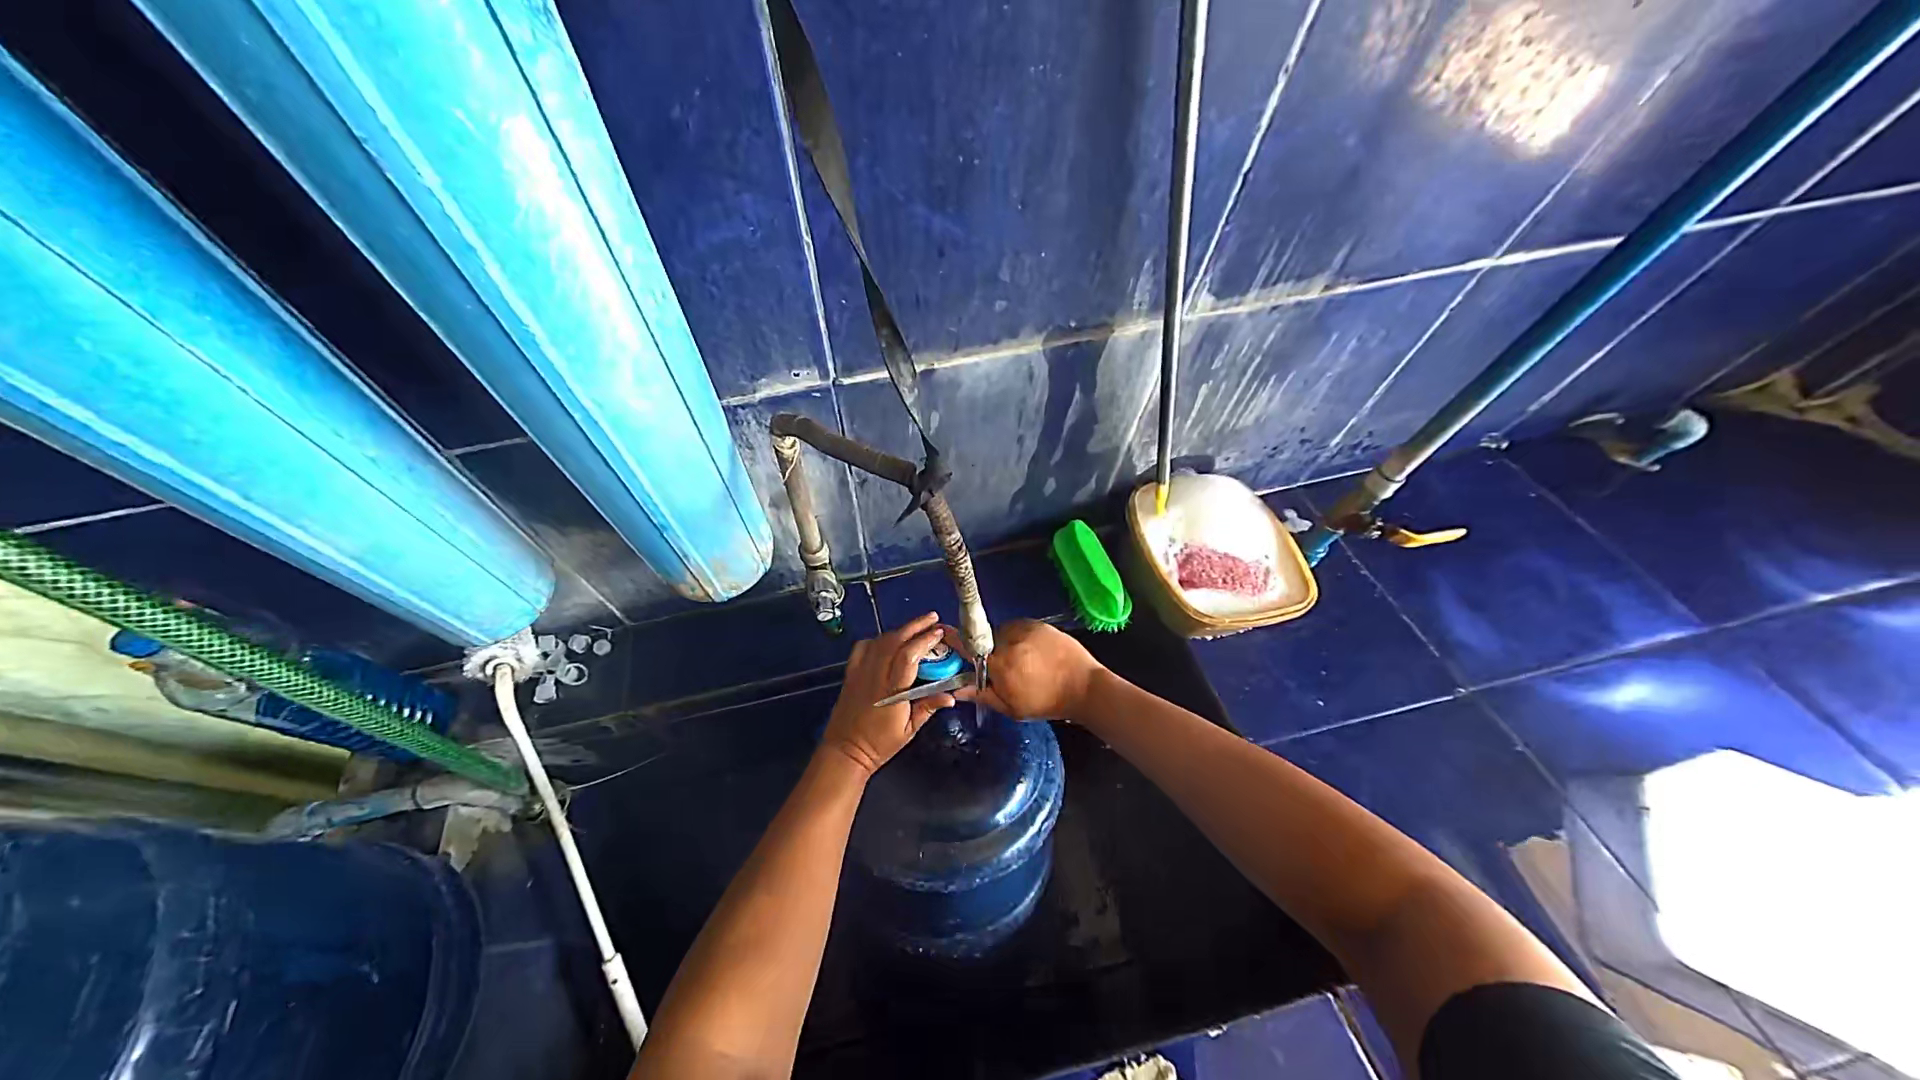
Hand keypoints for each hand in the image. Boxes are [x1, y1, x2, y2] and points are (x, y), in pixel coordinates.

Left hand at [820, 612, 952, 776]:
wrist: (845, 751)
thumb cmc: (879, 744)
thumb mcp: (909, 731)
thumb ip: (928, 708)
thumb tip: (950, 696)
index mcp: (891, 691)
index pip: (908, 656)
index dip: (924, 641)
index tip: (939, 632)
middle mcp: (874, 676)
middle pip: (894, 641)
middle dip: (915, 626)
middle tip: (932, 618)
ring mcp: (860, 672)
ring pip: (880, 641)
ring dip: (900, 630)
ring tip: (917, 626)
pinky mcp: (851, 673)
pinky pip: (863, 647)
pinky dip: (877, 639)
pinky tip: (888, 640)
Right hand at [954, 619, 1103, 720]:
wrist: (1084, 687)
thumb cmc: (1047, 701)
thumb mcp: (1012, 707)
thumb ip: (983, 695)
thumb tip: (956, 689)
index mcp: (1001, 665)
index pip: (967, 647)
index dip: (953, 640)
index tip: (943, 635)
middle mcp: (1010, 641)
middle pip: (986, 640)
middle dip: (988, 651)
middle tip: (1002, 667)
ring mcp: (1026, 630)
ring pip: (1003, 632)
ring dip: (1004, 643)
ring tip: (1021, 660)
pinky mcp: (1039, 624)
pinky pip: (1019, 628)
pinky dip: (1020, 637)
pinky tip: (1033, 652)